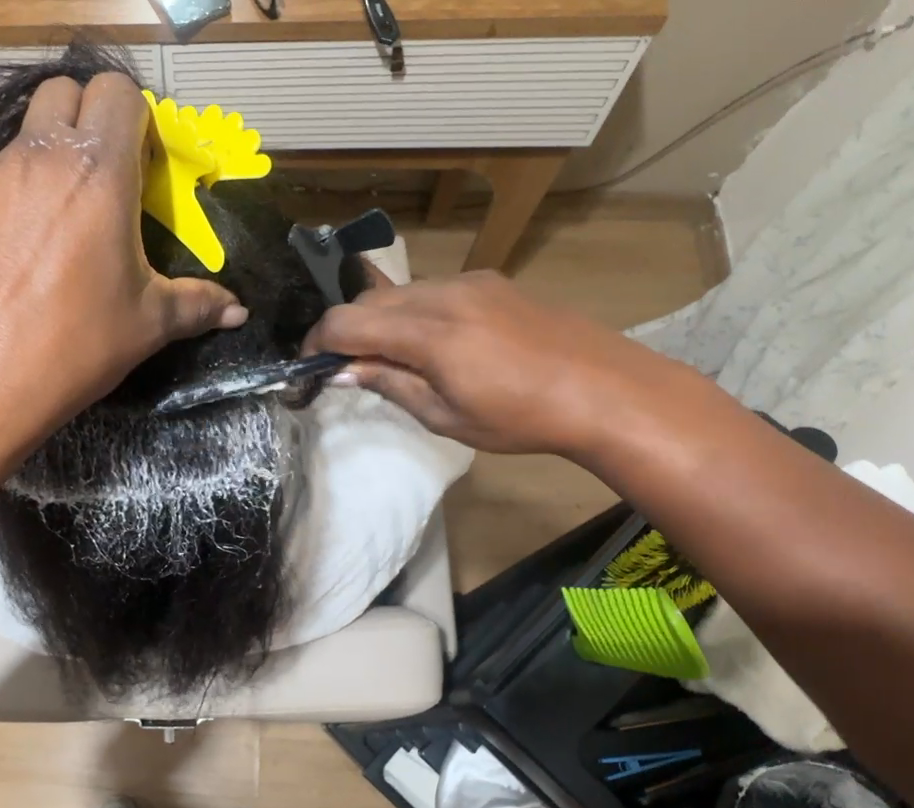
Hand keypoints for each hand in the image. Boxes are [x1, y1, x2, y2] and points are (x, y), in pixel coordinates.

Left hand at [0, 73, 246, 450]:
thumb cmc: (70, 350)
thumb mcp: (144, 327)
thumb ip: (195, 305)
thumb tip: (238, 312)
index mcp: (97, 173)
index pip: (117, 92)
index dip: (133, 120)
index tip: (137, 166)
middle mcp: (37, 157)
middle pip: (63, 94)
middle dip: (85, 121)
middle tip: (96, 184)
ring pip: (20, 141)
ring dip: (43, 165)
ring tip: (47, 234)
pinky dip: (4, 202)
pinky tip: (5, 259)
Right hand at [304, 271, 690, 455]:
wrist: (603, 389)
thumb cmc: (520, 418)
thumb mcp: (444, 416)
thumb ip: (389, 383)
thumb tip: (343, 369)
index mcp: (430, 333)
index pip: (346, 322)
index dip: (317, 344)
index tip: (311, 371)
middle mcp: (445, 294)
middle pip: (369, 300)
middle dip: (347, 332)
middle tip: (349, 370)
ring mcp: (471, 282)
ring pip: (401, 293)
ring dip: (382, 321)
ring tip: (392, 361)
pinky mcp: (491, 281)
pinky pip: (433, 291)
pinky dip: (414, 313)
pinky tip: (432, 345)